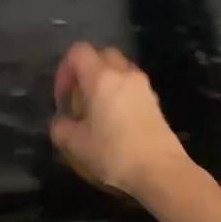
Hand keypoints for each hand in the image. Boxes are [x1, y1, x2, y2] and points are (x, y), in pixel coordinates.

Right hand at [49, 44, 204, 202]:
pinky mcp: (156, 101)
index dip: (65, 70)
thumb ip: (60, 127)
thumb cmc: (113, 153)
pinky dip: (121, 93)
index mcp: (101, 77)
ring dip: (106, 81)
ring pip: (120, 69)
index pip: (78, 51)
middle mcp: (124, 73)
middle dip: (86, 71)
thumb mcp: (74, 144)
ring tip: (98, 110)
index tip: (63, 98)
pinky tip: (117, 120)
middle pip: (102, 55)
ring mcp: (144, 86)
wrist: (160, 170)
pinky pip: (133, 85)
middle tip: (80, 97)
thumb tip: (62, 122)